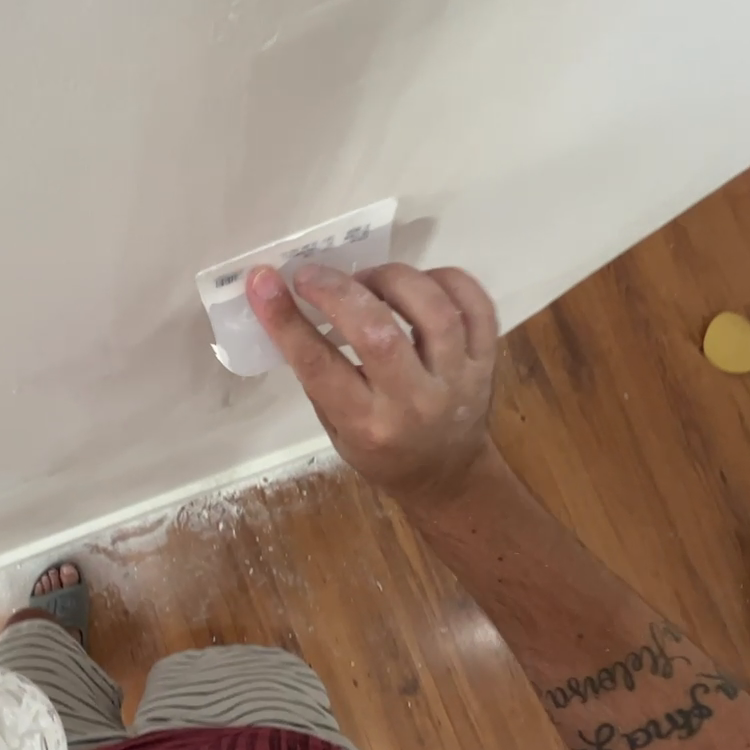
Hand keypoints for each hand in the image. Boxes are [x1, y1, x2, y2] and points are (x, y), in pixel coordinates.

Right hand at [246, 262, 499, 512]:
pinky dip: (444, 279)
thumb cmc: (380, 454)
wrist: (447, 475)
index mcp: (367, 425)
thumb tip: (297, 310)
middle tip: (311, 275)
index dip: (286, 320)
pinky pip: (474, 304)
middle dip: (337, 291)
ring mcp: (458, 379)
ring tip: (366, 279)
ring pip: (432, 310)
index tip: (263, 282)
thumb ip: (321, 379)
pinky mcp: (487, 361)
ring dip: (390, 280)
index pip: (319, 365)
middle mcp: (413, 402)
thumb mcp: (336, 430)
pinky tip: (416, 283)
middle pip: (378, 332)